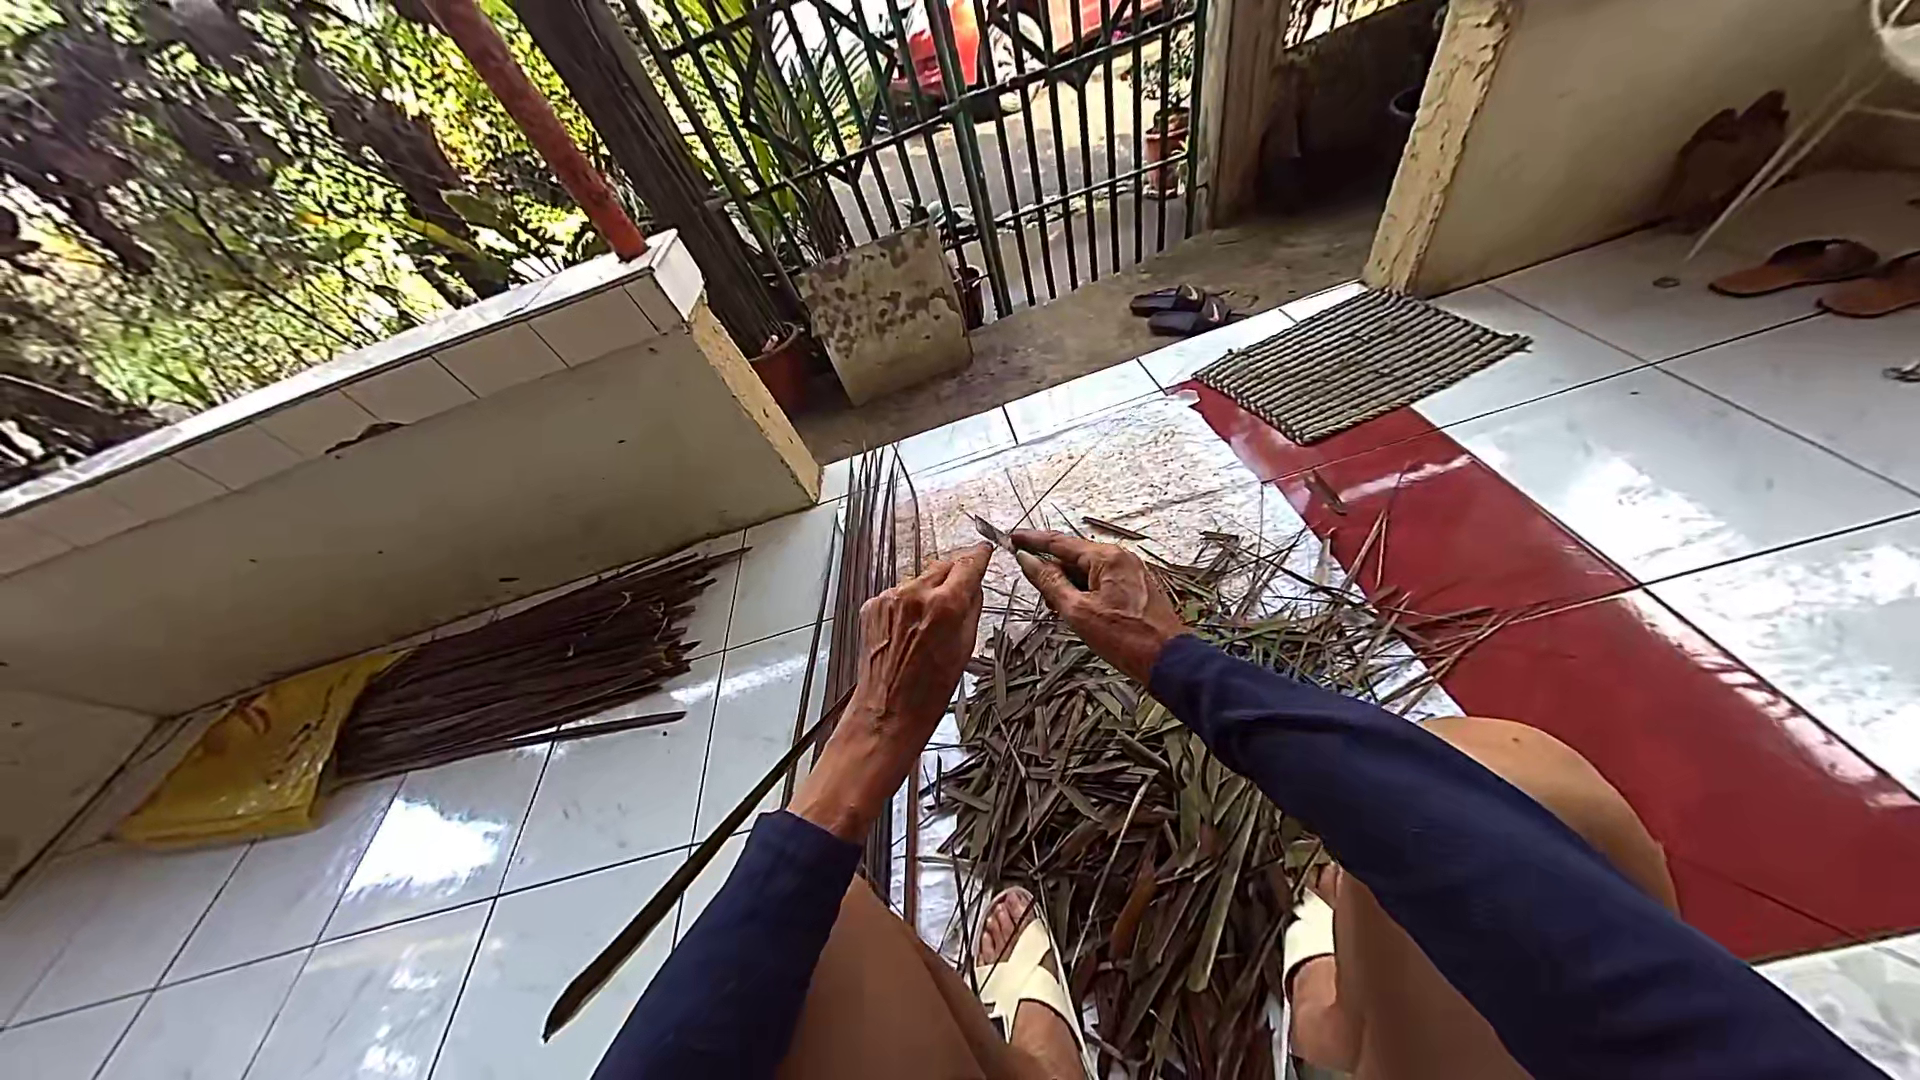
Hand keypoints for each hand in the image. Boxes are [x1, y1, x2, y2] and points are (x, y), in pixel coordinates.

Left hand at [790, 542, 992, 842]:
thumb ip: (971, 606)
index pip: (967, 563)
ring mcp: (890, 598)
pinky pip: (899, 594)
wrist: (889, 708)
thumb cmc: (931, 688)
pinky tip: (910, 629)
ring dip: (929, 591)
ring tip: (930, 623)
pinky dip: (907, 604)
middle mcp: (915, 595)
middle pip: (942, 566)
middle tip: (959, 592)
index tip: (983, 550)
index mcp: (945, 605)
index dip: (978, 555)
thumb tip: (974, 583)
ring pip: (919, 580)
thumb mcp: (966, 646)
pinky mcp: (873, 605)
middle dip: (954, 574)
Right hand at [1011, 530, 1187, 683]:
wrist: (1167, 660)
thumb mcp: (1077, 611)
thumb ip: (1049, 582)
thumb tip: (1028, 561)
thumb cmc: (1126, 638)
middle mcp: (1120, 557)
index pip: (1060, 542)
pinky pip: (1101, 581)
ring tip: (1061, 612)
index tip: (1014, 538)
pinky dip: (1084, 592)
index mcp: (1107, 557)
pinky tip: (1078, 612)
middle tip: (1042, 597)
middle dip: (1053, 574)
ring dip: (1068, 587)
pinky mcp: (1135, 586)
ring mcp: (1130, 571)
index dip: (1033, 540)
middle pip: (1074, 557)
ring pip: (1087, 571)